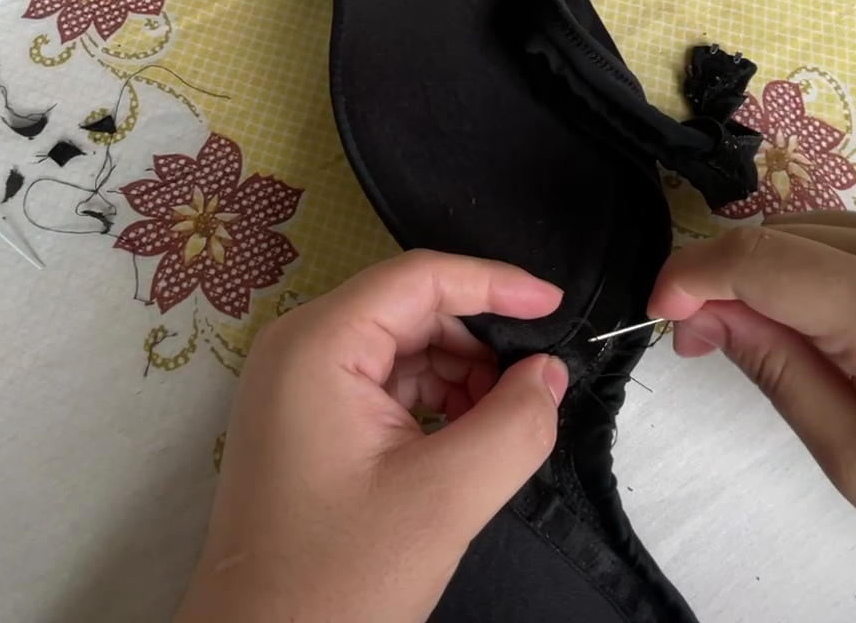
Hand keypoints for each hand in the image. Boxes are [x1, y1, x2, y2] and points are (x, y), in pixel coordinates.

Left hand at [174, 251, 568, 622]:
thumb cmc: (337, 578)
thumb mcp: (442, 501)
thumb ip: (513, 426)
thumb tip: (550, 373)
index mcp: (318, 342)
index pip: (419, 277)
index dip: (493, 281)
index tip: (555, 304)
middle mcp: (302, 344)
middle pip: (410, 309)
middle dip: (478, 340)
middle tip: (533, 383)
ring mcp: (301, 379)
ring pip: (402, 345)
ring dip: (459, 374)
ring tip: (500, 421)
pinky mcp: (310, 413)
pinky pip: (385, 380)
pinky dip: (433, 399)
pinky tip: (464, 435)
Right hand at [651, 211, 855, 622]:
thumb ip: (778, 372)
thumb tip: (707, 314)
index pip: (759, 258)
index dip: (689, 276)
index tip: (656, 317)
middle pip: (778, 233)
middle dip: (719, 276)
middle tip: (699, 342)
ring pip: (810, 227)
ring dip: (762, 269)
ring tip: (754, 337)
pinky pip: (853, 235)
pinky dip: (808, 266)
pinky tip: (816, 320)